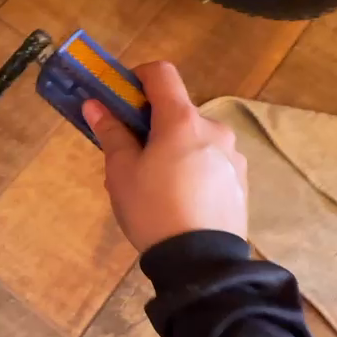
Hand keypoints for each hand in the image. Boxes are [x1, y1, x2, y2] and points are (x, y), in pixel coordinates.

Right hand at [83, 61, 248, 249]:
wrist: (201, 262)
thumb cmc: (153, 209)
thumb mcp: (121, 172)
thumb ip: (111, 133)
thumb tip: (94, 104)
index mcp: (181, 120)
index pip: (162, 74)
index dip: (138, 76)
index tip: (121, 96)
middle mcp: (213, 129)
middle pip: (178, 112)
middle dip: (153, 126)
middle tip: (131, 157)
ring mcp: (233, 155)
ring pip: (195, 139)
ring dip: (174, 148)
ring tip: (156, 185)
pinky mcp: (242, 180)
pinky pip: (211, 162)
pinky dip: (193, 168)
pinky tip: (180, 200)